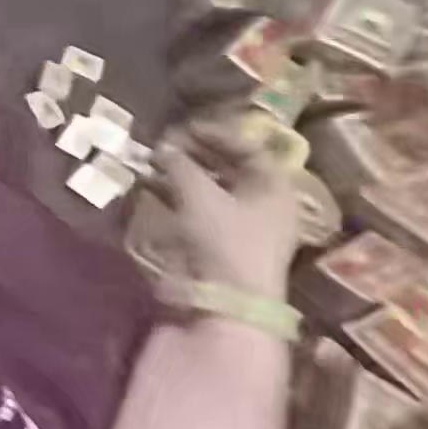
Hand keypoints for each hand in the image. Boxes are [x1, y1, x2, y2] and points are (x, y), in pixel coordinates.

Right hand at [158, 119, 299, 300]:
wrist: (225, 301)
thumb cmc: (225, 241)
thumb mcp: (201, 196)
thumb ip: (179, 166)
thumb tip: (161, 147)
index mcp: (275, 187)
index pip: (250, 148)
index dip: (217, 134)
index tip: (184, 127)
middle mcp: (263, 202)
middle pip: (230, 167)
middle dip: (195, 153)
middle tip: (164, 144)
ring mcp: (240, 222)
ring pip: (211, 187)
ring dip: (181, 173)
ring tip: (153, 164)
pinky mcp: (216, 240)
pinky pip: (197, 206)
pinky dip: (176, 194)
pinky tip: (152, 187)